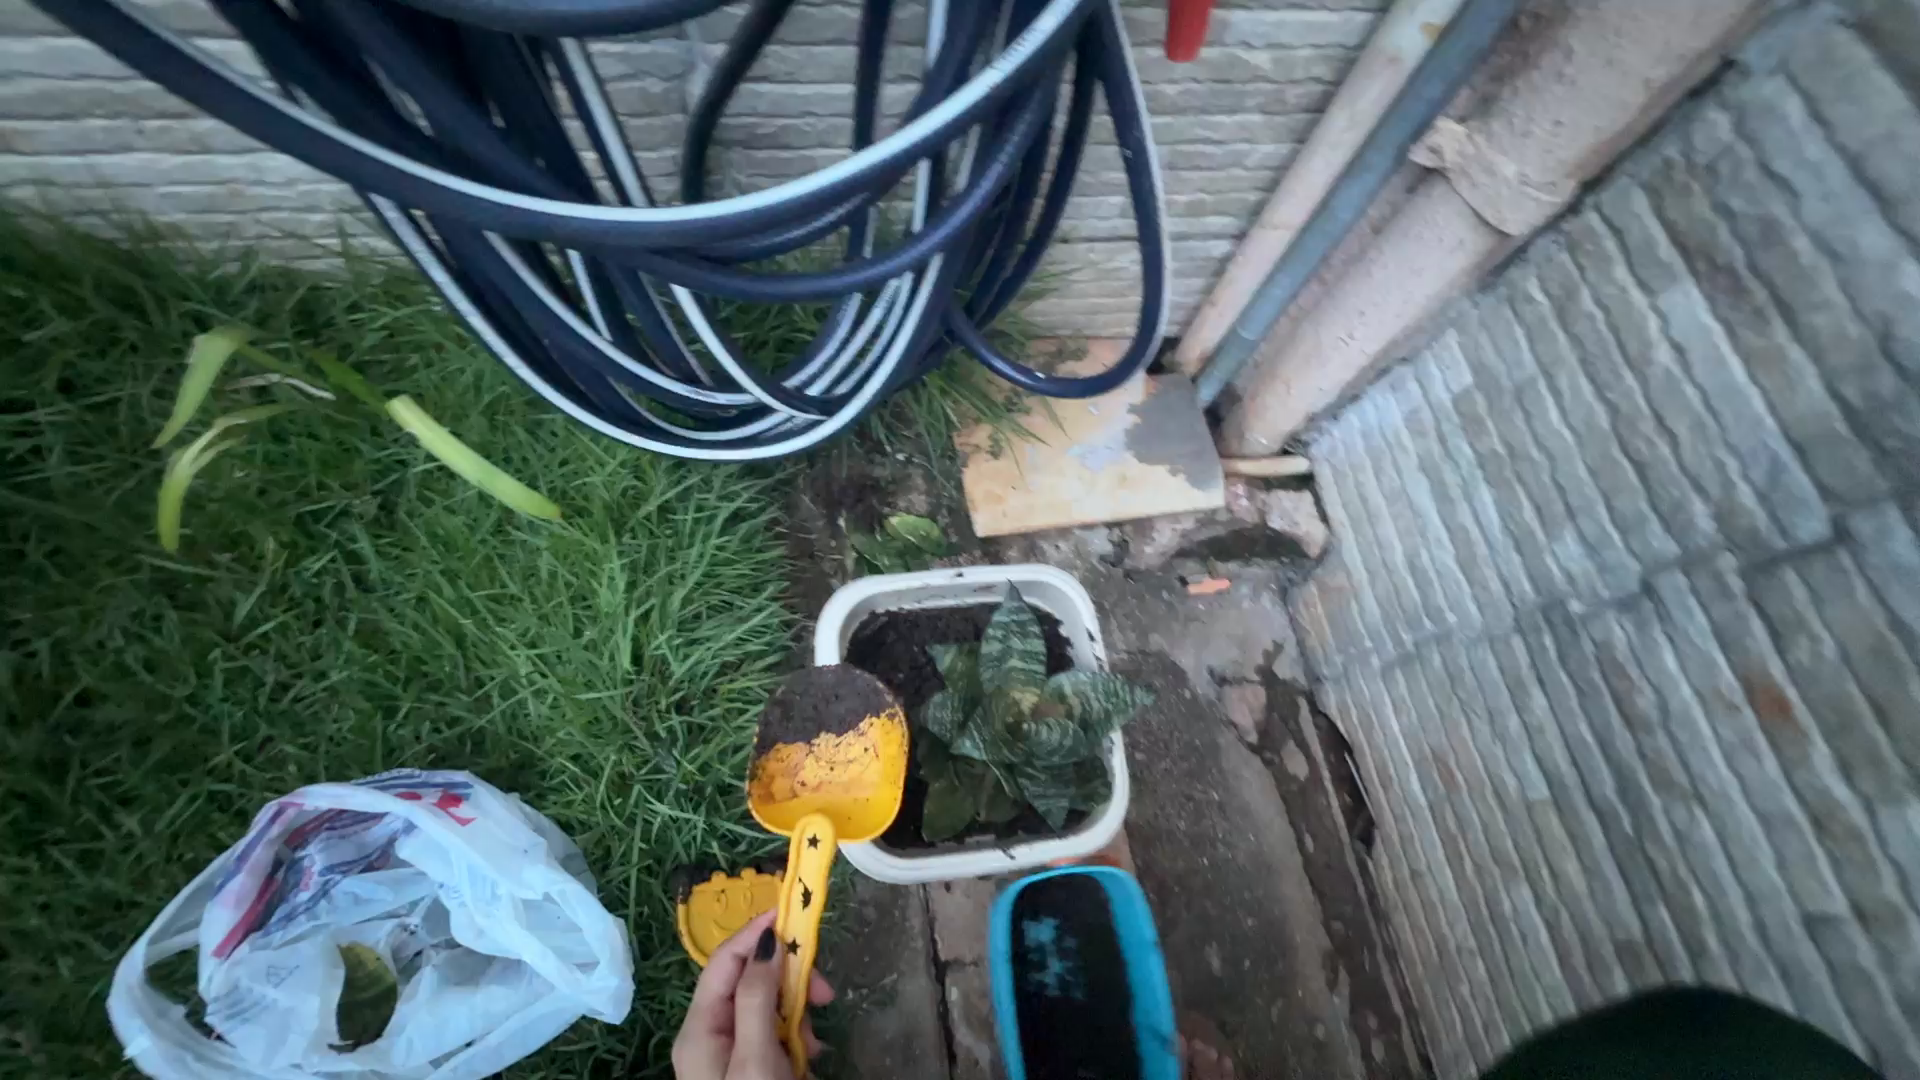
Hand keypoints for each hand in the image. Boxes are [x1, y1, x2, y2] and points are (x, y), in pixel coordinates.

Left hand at [672, 910, 835, 1079]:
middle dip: (789, 977)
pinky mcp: (750, 1064)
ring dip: (797, 1009)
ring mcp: (730, 1049)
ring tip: (813, 1041)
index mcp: (700, 1027)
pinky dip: (796, 1033)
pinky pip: (774, 1030)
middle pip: (751, 978)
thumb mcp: (755, 1056)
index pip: (726, 958)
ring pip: (768, 1002)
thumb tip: (769, 937)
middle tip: (823, 991)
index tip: (794, 913)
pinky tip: (808, 1053)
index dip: (758, 931)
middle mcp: (711, 1032)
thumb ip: (758, 996)